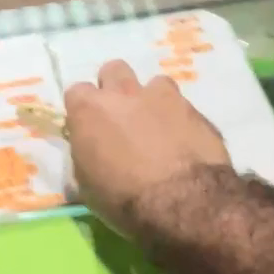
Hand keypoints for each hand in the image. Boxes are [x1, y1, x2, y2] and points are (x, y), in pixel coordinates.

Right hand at [65, 60, 230, 237]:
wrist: (182, 203)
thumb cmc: (123, 200)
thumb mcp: (87, 185)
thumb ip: (86, 155)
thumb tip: (91, 152)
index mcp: (90, 110)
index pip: (76, 91)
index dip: (83, 109)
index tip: (88, 127)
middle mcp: (125, 94)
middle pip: (114, 70)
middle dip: (115, 88)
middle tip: (121, 117)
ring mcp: (164, 98)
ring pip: (154, 83)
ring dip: (152, 101)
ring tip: (157, 128)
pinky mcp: (196, 111)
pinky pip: (184, 106)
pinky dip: (180, 120)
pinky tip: (184, 144)